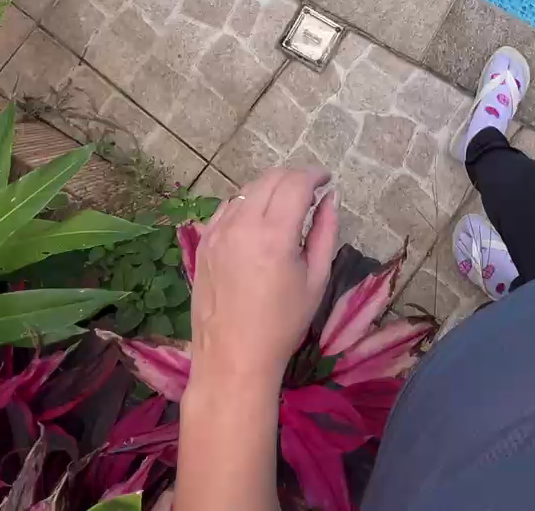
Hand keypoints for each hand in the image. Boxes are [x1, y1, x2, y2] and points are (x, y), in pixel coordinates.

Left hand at [188, 167, 338, 391]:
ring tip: (286, 204)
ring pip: (248, 189)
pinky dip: (247, 203)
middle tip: (311, 190)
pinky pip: (228, 207)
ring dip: (271, 188)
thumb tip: (330, 197)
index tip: (327, 180)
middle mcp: (242, 225)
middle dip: (295, 177)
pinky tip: (258, 220)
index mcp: (274, 235)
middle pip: (271, 178)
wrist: (233, 359)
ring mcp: (217, 232)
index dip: (315, 175)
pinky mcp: (204, 243)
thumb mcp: (316, 278)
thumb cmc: (282, 324)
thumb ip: (325, 231)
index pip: (296, 183)